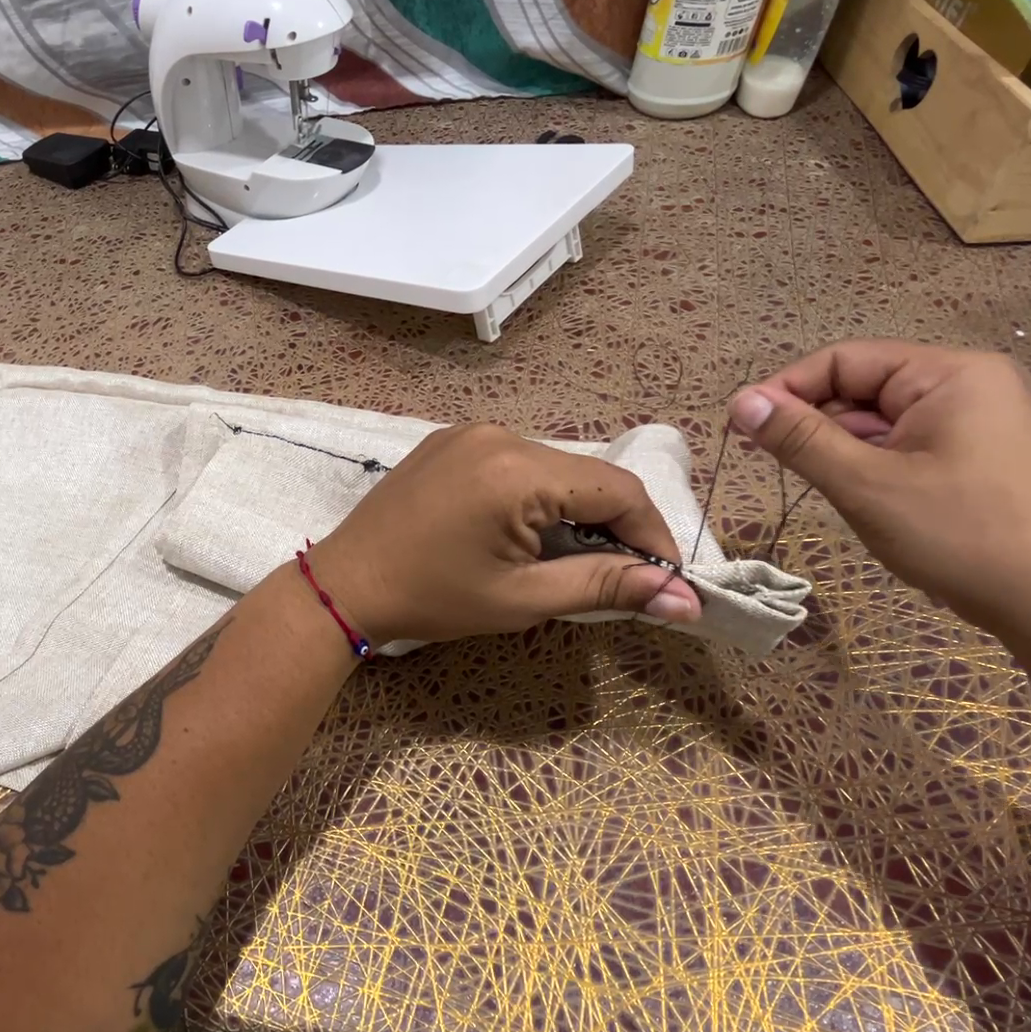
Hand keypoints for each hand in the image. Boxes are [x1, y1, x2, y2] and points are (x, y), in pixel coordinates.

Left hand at [306, 423, 701, 644]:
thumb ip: (605, 586)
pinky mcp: (447, 441)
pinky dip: (532, 494)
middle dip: (610, 525)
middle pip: (585, 475)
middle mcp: (498, 434)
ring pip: (551, 468)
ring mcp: (468, 433)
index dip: (651, 535)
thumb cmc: (432, 597)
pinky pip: (512, 462)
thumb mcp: (523, 598)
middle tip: (614, 576)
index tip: (662, 579)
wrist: (346, 583)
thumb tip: (684, 598)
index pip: (618, 489)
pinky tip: (519, 532)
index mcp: (519, 470)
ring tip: (562, 559)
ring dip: (570, 509)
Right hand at [727, 340, 1030, 644]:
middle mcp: (968, 388)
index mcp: (948, 375)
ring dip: (838, 449)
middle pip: (861, 388)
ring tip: (815, 486)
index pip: (843, 360)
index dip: (784, 390)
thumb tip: (739, 402)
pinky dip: (870, 466)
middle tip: (767, 462)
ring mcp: (979, 425)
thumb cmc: (964, 533)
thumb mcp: (866, 484)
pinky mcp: (980, 461)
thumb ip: (798, 438)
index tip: (739, 429)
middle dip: (810, 422)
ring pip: (880, 422)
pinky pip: (905, 447)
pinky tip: (859, 499)